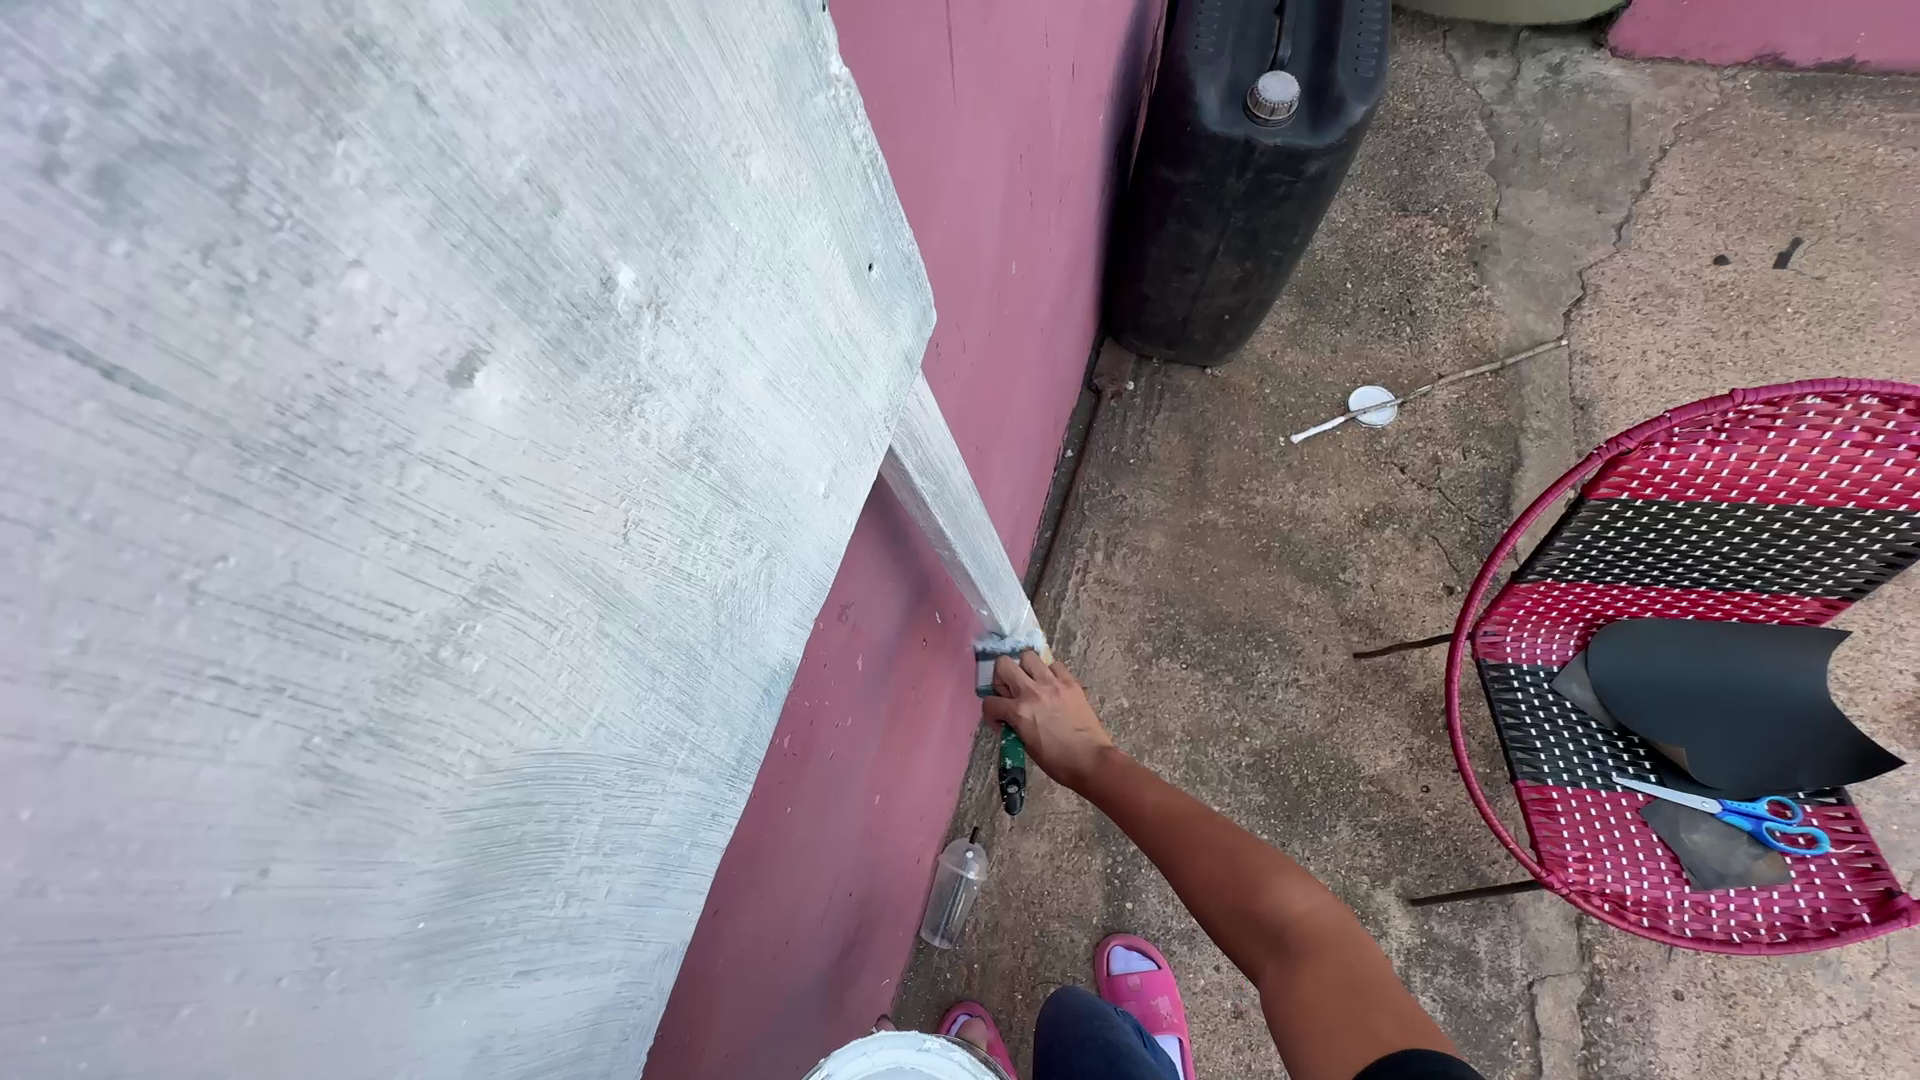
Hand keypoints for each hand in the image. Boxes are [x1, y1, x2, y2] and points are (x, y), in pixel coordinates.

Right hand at [981, 651, 1115, 790]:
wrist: (1091, 760)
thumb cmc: (1057, 761)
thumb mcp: (1025, 745)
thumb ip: (1014, 724)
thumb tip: (1009, 717)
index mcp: (1019, 711)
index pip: (989, 701)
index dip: (991, 713)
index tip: (1000, 721)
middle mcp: (1032, 691)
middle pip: (1003, 664)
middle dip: (1001, 678)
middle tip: (1010, 693)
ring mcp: (1053, 684)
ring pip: (1028, 656)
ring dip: (1025, 670)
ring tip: (1031, 685)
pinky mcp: (1070, 683)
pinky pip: (1054, 665)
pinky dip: (1049, 673)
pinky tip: (1052, 687)